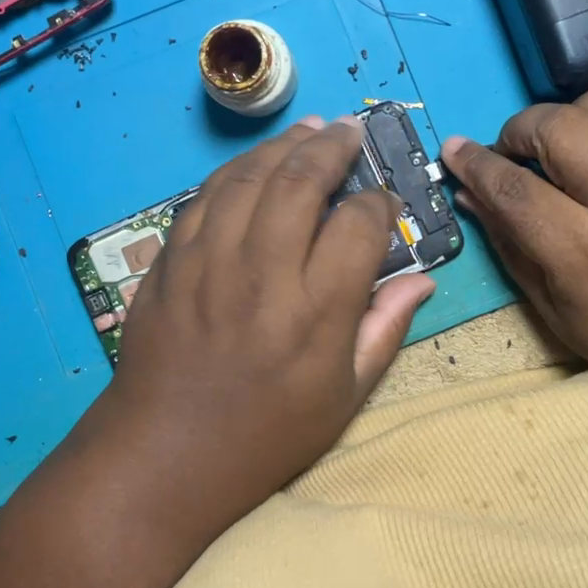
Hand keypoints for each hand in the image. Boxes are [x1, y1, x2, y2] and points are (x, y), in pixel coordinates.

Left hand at [104, 115, 434, 526]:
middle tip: (349, 132)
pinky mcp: (170, 262)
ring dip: (283, 146)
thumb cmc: (267, 435)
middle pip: (300, 181)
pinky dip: (234, 172)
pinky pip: (203, 197)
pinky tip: (253, 166)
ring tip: (308, 131)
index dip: (379, 203)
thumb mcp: (344, 398)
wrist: (164, 456)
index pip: (359, 225)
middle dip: (332, 147)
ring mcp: (209, 262)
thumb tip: (423, 280)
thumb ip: (385, 330)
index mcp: (316, 311)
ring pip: (249, 178)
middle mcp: (263, 273)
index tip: (383, 203)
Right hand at [442, 86, 587, 383]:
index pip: (517, 190)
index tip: (457, 151)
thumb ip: (509, 243)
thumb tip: (468, 190)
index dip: (476, 164)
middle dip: (523, 129)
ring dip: (584, 110)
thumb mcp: (555, 307)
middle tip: (518, 151)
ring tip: (575, 136)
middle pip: (563, 130)